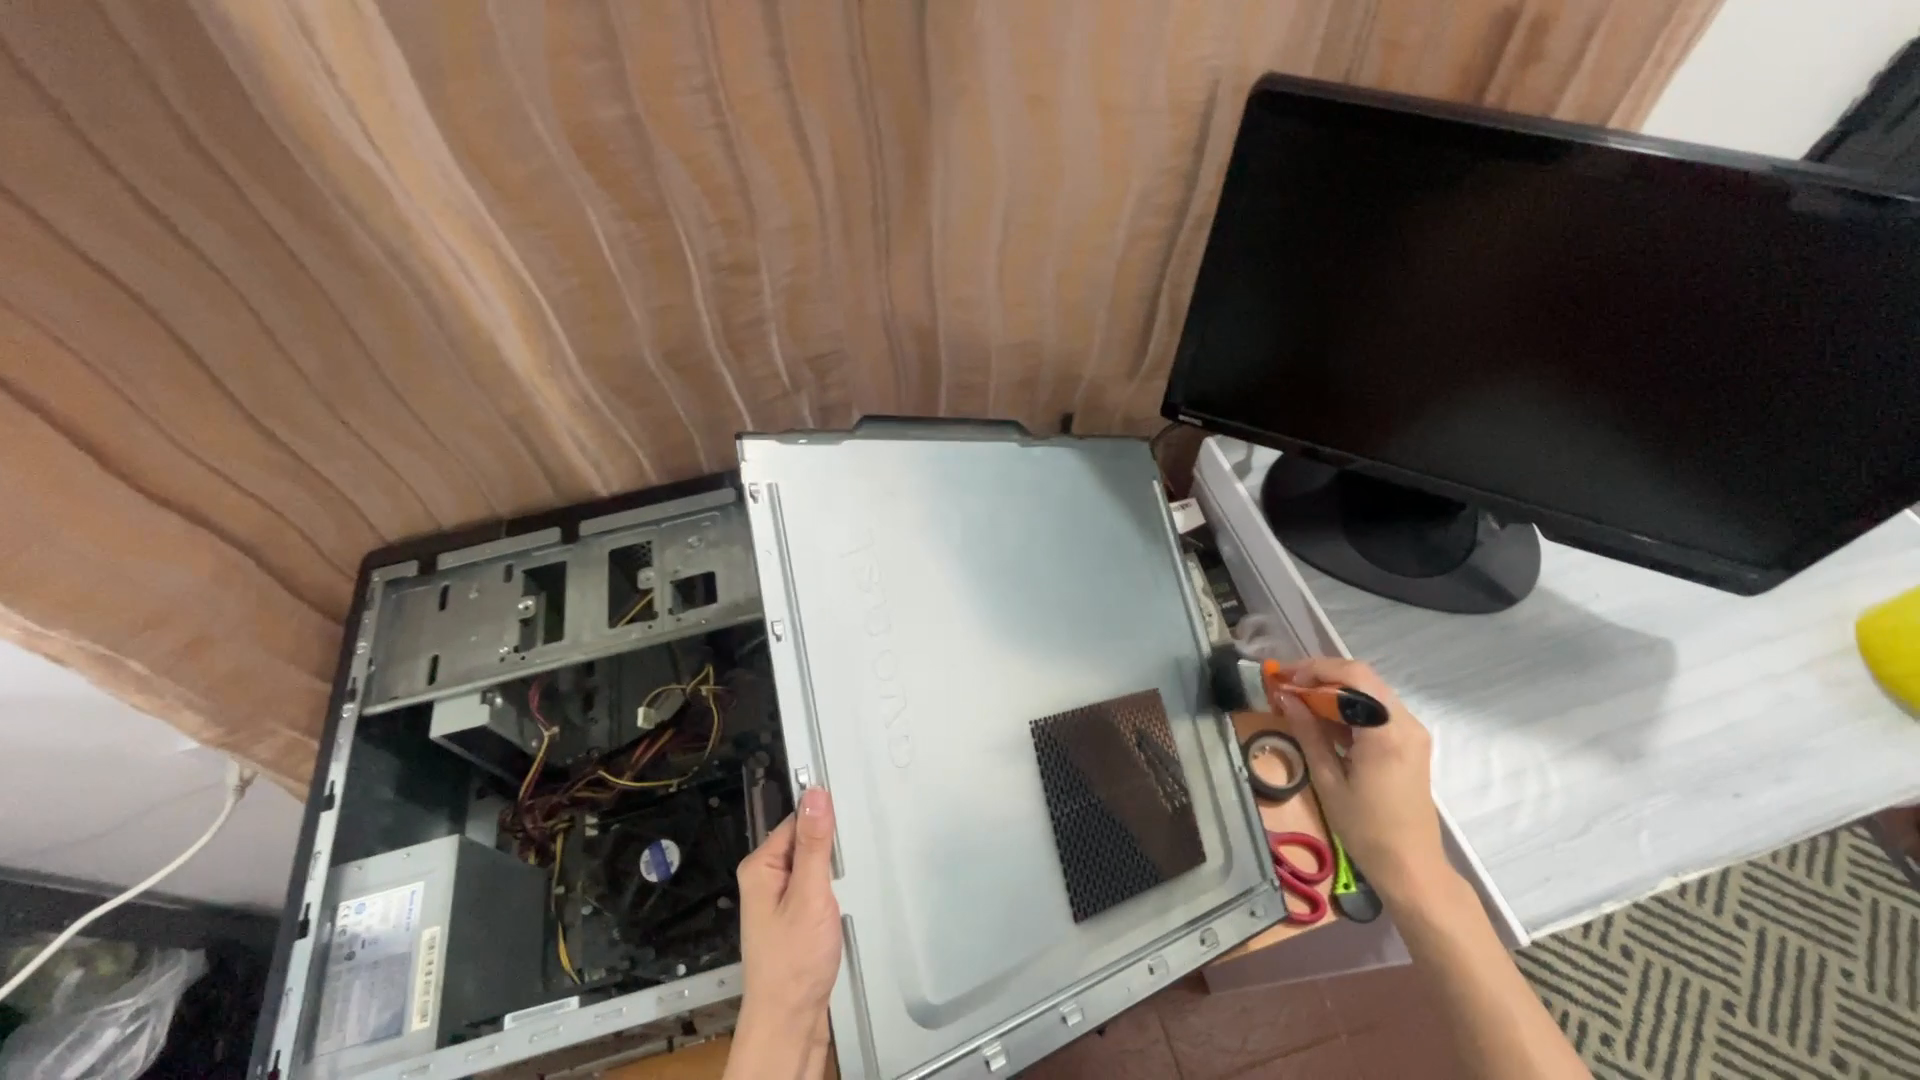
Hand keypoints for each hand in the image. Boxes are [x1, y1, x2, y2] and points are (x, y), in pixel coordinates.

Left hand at [727, 787, 840, 1079]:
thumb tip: (816, 797)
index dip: (823, 818)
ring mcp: (778, 900)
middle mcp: (765, 880)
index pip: (796, 820)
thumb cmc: (793, 966)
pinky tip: (838, 907)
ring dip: (832, 874)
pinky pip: (815, 887)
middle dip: (830, 851)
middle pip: (805, 841)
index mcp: (760, 867)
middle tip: (844, 868)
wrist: (790, 1020)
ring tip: (841, 893)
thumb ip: (815, 844)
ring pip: (813, 866)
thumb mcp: (810, 896)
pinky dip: (831, 892)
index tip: (848, 812)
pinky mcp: (793, 918)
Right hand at [1269, 657, 1451, 901]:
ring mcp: (1412, 731)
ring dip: (1333, 690)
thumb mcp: (1327, 780)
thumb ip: (1308, 733)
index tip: (1283, 678)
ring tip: (1298, 702)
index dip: (1314, 669)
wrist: (1411, 865)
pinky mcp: (1410, 741)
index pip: (1352, 676)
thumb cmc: (1365, 829)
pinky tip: (1323, 720)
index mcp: (1386, 732)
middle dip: (1320, 676)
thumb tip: (1286, 697)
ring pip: (1369, 691)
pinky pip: (1377, 709)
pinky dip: (1348, 706)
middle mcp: (1405, 723)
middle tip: (1286, 687)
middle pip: (1361, 678)